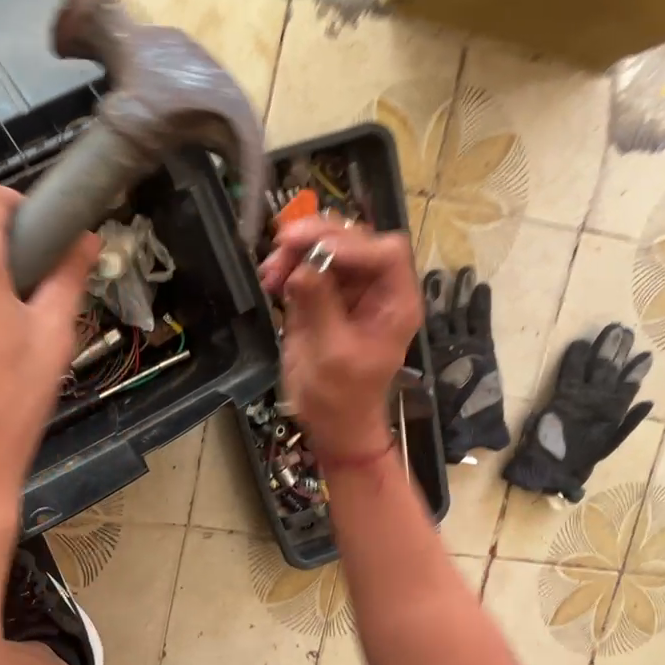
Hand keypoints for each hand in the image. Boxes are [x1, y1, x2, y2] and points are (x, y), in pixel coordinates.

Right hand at [258, 219, 423, 459]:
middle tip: (283, 242)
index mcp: (394, 302)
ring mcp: (347, 292)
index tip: (316, 249)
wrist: (332, 426)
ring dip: (296, 251)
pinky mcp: (321, 300)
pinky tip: (269, 278)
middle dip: (318, 238)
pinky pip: (306, 269)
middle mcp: (375, 289)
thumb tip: (302, 267)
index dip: (353, 244)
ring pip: (326, 250)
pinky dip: (287, 268)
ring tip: (270, 269)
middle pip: (354, 242)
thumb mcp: (332, 354)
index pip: (386, 253)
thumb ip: (319, 306)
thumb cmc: (342, 398)